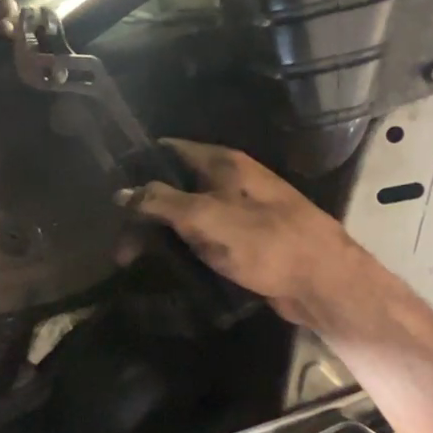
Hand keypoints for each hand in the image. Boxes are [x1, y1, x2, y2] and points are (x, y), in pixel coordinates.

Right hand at [118, 138, 353, 327]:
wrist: (322, 281)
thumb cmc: (264, 241)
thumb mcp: (205, 217)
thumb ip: (160, 202)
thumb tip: (122, 192)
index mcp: (221, 163)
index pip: (168, 151)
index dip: (137, 166)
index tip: (110, 190)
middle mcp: (229, 180)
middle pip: (174, 187)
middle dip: (144, 213)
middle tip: (120, 247)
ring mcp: (239, 211)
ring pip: (188, 216)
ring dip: (161, 235)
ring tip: (133, 260)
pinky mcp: (245, 241)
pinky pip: (204, 238)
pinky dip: (184, 249)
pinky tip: (166, 267)